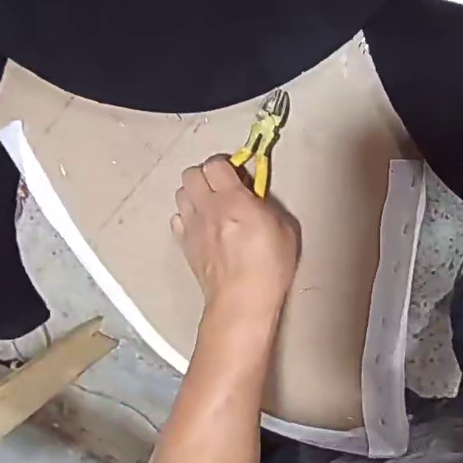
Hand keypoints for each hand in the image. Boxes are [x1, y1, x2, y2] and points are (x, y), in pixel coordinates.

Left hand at [171, 157, 299, 316]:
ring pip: (180, 193)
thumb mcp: (284, 228)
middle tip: (224, 186)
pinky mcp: (184, 244)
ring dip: (195, 194)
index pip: (215, 163)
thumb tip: (255, 197)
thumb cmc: (269, 265)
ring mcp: (191, 226)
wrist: (242, 299)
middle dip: (206, 175)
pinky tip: (204, 227)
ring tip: (213, 205)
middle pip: (190, 173)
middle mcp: (207, 207)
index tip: (239, 173)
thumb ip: (266, 205)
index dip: (226, 164)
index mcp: (233, 199)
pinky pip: (177, 218)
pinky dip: (188, 216)